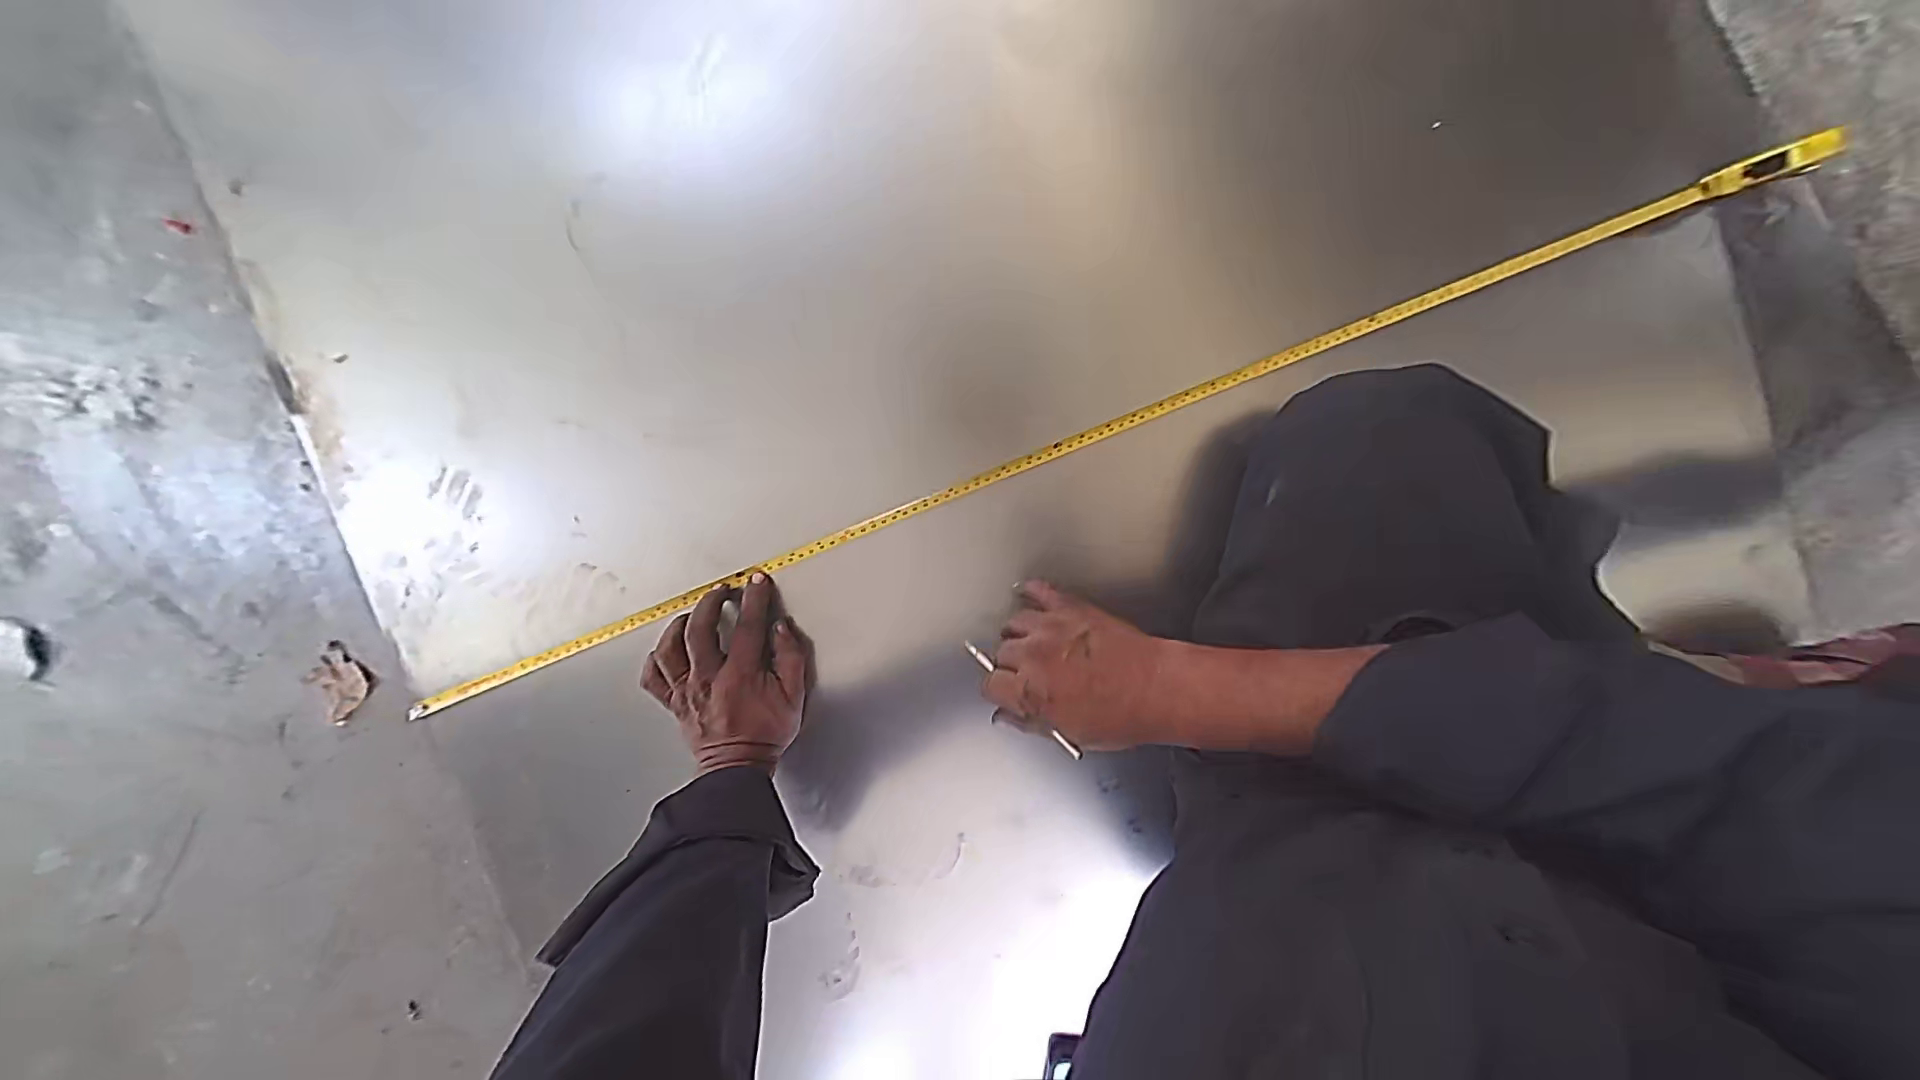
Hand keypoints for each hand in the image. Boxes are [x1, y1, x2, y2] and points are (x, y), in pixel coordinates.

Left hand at [642, 572, 811, 773]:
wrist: (738, 768)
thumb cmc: (765, 735)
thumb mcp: (794, 697)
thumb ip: (791, 659)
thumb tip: (782, 630)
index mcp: (740, 675)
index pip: (748, 625)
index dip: (754, 598)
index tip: (757, 582)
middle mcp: (708, 678)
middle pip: (700, 627)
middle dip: (712, 601)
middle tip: (723, 591)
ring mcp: (687, 690)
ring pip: (670, 647)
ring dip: (680, 623)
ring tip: (692, 613)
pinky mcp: (675, 702)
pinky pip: (654, 676)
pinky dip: (656, 657)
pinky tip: (666, 648)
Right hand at [981, 581, 1171, 750]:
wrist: (1157, 687)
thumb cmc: (1123, 714)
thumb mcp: (1070, 734)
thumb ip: (1030, 723)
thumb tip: (1010, 717)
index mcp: (1029, 690)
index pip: (990, 684)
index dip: (998, 690)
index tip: (1005, 691)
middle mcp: (1033, 655)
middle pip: (1000, 651)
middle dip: (1008, 663)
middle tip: (1023, 671)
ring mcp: (1051, 627)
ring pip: (1013, 622)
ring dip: (1018, 633)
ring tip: (1028, 641)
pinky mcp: (1069, 607)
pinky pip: (1039, 591)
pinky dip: (1030, 592)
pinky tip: (1027, 594)